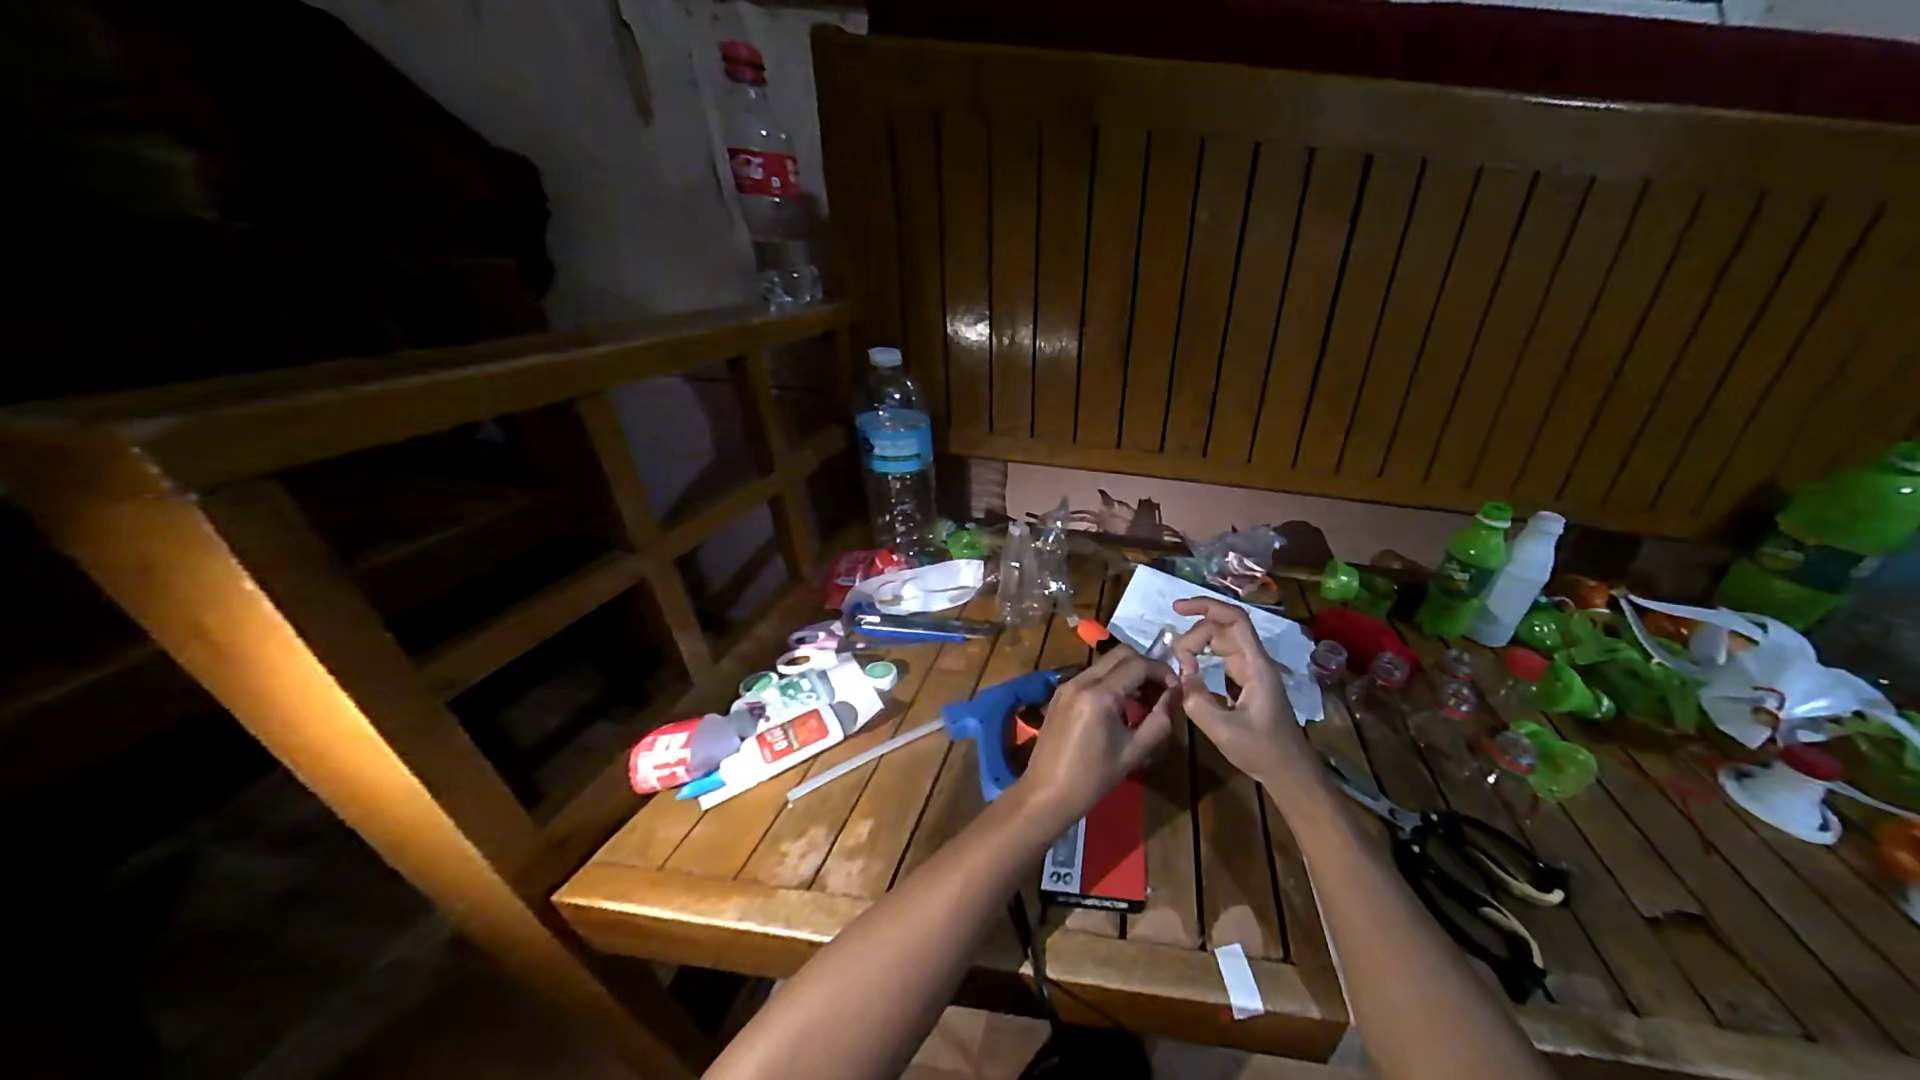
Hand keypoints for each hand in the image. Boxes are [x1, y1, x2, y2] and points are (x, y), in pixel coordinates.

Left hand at [1020, 646, 1178, 821]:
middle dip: (1145, 667)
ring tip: (1144, 702)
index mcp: (1099, 694)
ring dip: (1128, 674)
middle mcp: (1080, 681)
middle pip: (1121, 654)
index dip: (1162, 672)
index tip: (1175, 689)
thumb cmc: (1092, 778)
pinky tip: (1120, 708)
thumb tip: (1173, 697)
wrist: (1047, 793)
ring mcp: (1067, 685)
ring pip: (1105, 664)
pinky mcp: (1060, 694)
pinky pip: (1091, 676)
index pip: (1138, 664)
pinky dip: (1110, 682)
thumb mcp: (1135, 752)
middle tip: (1161, 692)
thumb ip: (1159, 721)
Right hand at [1172, 597, 1309, 784]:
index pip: (1234, 619)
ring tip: (1180, 664)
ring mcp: (1251, 672)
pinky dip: (1202, 657)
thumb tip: (1181, 675)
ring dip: (1197, 645)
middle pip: (1223, 628)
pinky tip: (1190, 670)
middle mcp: (1254, 662)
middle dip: (1195, 634)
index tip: (1176, 608)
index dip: (1206, 606)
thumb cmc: (1262, 751)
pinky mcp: (1246, 683)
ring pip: (1221, 641)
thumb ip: (1197, 701)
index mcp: (1256, 666)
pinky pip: (1222, 658)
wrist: (1290, 773)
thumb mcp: (1223, 730)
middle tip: (1177, 660)